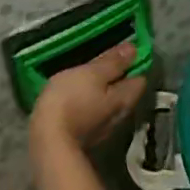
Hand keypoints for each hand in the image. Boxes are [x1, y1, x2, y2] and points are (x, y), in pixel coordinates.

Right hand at [30, 43, 148, 150]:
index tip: (122, 48)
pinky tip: (79, 92)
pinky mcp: (87, 134)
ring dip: (104, 88)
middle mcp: (120, 115)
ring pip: (111, 102)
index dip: (134, 61)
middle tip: (102, 57)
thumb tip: (134, 49)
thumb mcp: (92, 74)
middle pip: (126, 91)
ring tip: (88, 73)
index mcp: (124, 99)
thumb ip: (113, 63)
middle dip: (118, 75)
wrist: (49, 141)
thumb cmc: (71, 100)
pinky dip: (92, 99)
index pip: (140, 78)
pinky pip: (96, 110)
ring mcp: (104, 127)